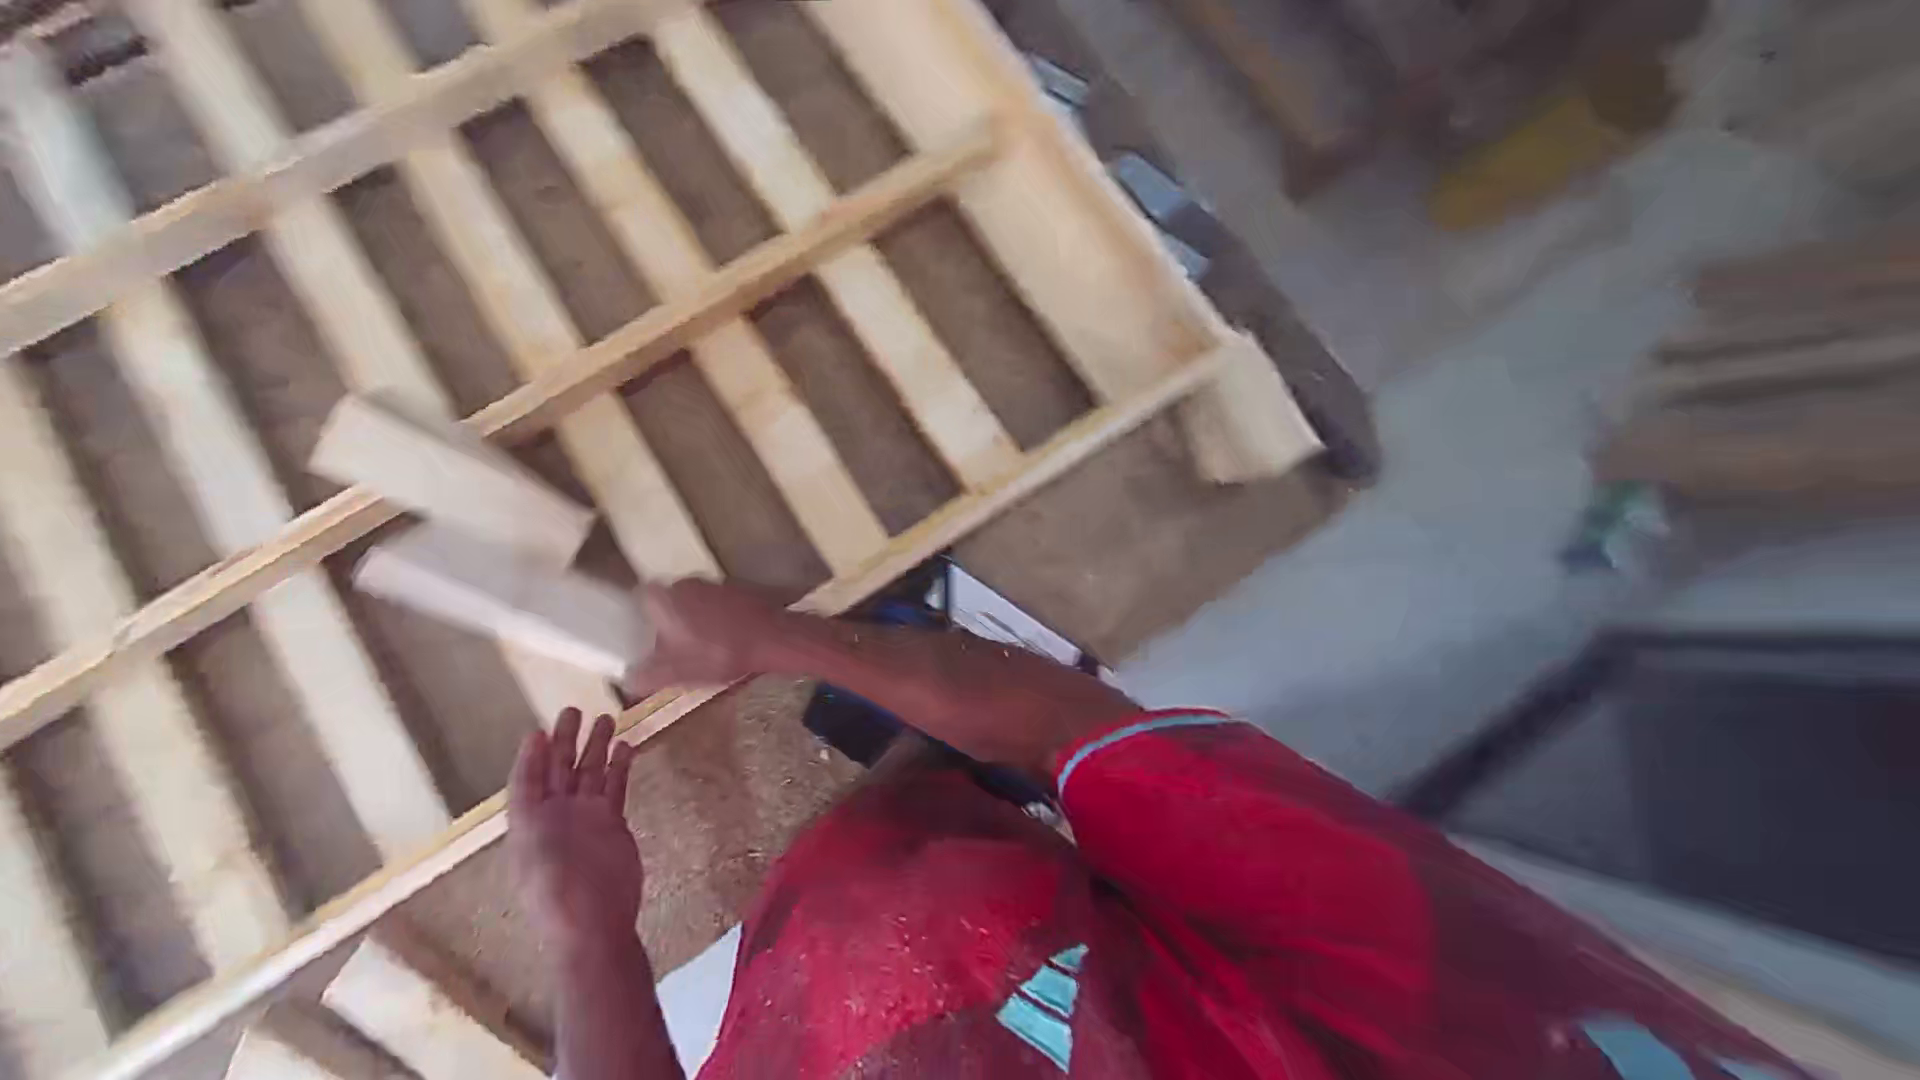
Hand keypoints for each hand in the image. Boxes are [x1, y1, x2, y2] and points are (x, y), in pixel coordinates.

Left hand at [508, 709, 642, 949]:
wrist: (595, 922)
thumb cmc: (558, 890)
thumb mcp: (532, 849)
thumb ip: (532, 801)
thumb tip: (532, 763)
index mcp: (529, 823)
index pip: (528, 779)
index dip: (532, 755)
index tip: (540, 729)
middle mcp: (556, 816)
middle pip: (560, 769)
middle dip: (567, 740)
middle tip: (574, 710)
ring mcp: (586, 818)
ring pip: (590, 773)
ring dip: (596, 747)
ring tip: (607, 719)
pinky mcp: (612, 823)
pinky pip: (614, 788)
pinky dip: (619, 767)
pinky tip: (626, 747)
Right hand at [624, 579, 802, 699]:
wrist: (773, 638)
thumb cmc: (720, 653)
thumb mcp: (679, 672)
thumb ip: (648, 675)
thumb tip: (628, 679)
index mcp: (667, 598)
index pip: (643, 595)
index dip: (641, 613)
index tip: (645, 630)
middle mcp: (688, 583)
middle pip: (669, 598)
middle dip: (669, 619)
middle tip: (674, 644)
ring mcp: (716, 583)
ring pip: (695, 599)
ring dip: (696, 617)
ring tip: (702, 643)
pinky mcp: (739, 588)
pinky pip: (718, 600)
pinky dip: (718, 614)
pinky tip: (726, 635)